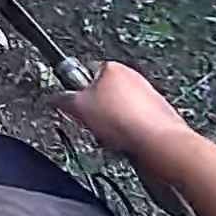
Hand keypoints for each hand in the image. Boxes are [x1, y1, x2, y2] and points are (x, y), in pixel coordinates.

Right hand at [51, 61, 193, 165]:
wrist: (162, 147)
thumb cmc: (126, 121)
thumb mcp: (77, 107)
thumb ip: (61, 99)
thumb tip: (52, 98)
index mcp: (113, 68)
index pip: (84, 71)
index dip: (76, 90)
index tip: (73, 103)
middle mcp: (134, 78)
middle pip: (103, 93)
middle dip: (95, 110)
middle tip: (91, 122)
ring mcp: (151, 98)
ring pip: (119, 111)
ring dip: (112, 124)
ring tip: (110, 137)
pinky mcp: (163, 119)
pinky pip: (137, 125)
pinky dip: (130, 134)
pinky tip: (126, 144)